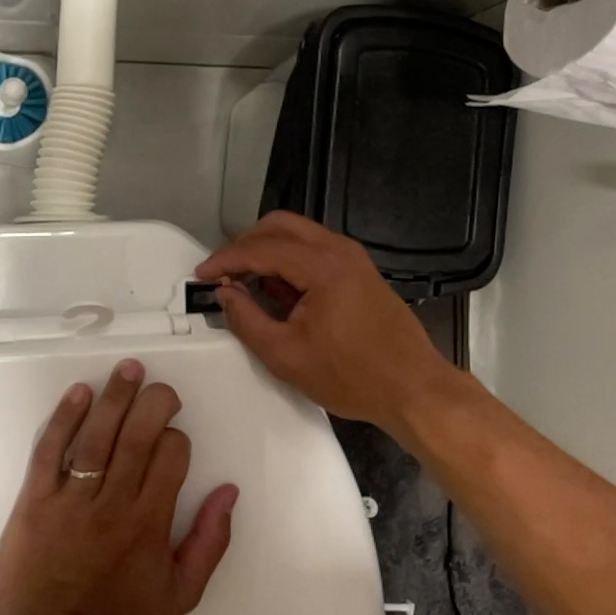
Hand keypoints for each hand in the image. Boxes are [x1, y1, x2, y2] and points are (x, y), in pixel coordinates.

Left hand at [0, 359, 238, 614]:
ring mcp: (70, 499)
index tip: (173, 436)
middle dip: (154, 401)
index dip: (177, 436)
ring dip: (115, 396)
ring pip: (97, 434)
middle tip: (160, 387)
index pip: (171, 456)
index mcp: (149, 524)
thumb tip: (228, 492)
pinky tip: (78, 393)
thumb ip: (210, 542)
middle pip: (138, 435)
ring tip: (128, 369)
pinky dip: (64, 418)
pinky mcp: (35, 500)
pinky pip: (50, 450)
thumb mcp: (181, 594)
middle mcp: (112, 504)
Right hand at [197, 212, 465, 434]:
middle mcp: (340, 250)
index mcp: (323, 265)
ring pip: (298, 235)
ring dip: (267, 251)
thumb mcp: (286, 355)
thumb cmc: (353, 376)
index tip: (203, 274)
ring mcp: (353, 258)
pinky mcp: (360, 272)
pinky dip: (289, 261)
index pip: (261, 248)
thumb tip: (226, 294)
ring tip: (245, 284)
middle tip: (223, 273)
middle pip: (279, 226)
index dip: (225, 259)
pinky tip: (277, 291)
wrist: (413, 388)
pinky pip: (314, 251)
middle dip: (245, 245)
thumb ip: (247, 319)